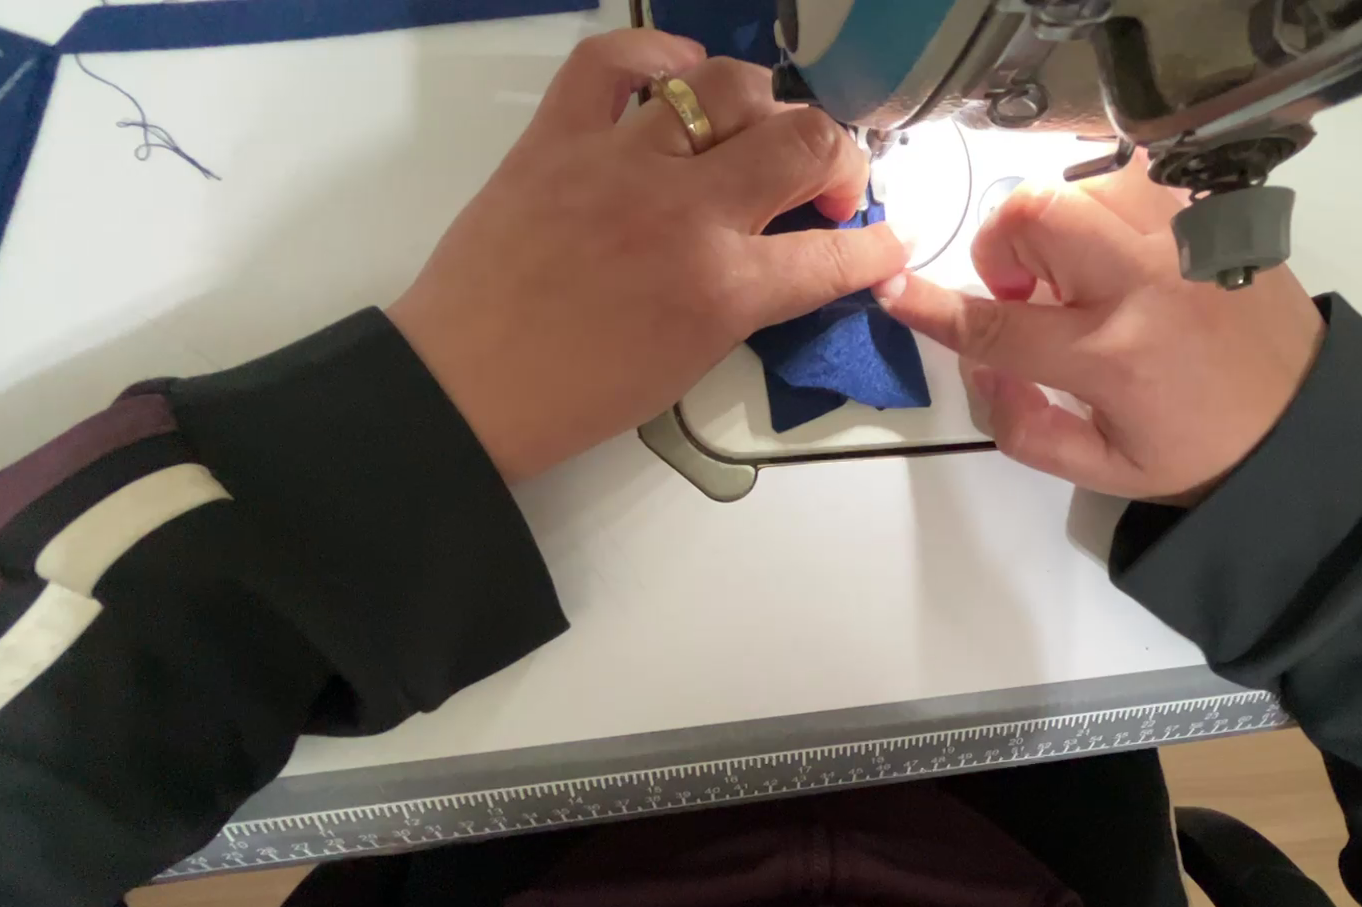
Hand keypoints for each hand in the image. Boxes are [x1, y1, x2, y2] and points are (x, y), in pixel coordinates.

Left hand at [388, 30, 906, 482]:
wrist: (473, 386)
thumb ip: (750, 299)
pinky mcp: (557, 134)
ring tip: (759, 136)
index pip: (833, 255)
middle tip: (826, 190)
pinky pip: (616, 57)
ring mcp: (620, 161)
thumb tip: (785, 255)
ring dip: (768, 106)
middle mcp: (687, 212)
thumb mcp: (694, 360)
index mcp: (725, 289)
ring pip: (728, 84)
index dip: (877, 248)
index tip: (889, 242)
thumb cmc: (588, 395)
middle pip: (805, 142)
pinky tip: (679, 81)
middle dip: (842, 162)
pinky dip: (661, 56)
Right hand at [874, 162, 1324, 504]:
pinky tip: (1116, 251)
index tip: (894, 290)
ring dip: (1053, 224)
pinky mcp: (1214, 215)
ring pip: (1082, 182)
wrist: (1305, 423)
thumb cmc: (1194, 453)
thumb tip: (983, 370)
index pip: (997, 326)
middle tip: (1023, 290)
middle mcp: (1145, 283)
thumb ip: (1021, 427)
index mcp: (1112, 357)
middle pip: (1037, 214)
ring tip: (1076, 275)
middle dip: (1001, 244)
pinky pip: (1134, 174)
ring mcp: (1185, 237)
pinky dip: (1101, 204)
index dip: (934, 309)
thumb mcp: (1098, 470)